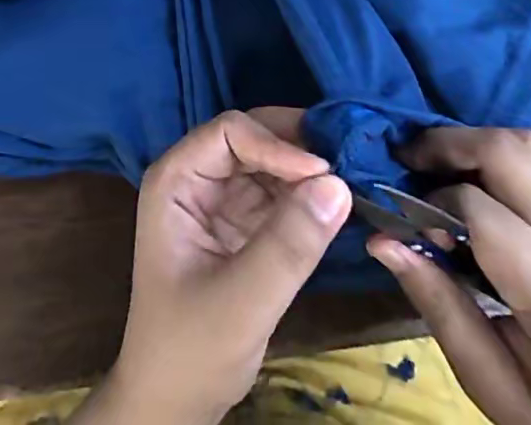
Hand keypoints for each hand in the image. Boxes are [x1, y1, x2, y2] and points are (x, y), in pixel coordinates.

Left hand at [74, 109, 351, 424]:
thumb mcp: (241, 301)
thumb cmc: (191, 349)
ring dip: (310, 167)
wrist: (177, 401)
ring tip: (354, 176)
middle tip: (349, 159)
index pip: (229, 133)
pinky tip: (341, 201)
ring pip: (272, 159)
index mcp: (176, 181)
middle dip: (298, 146)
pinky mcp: (246, 221)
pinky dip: (311, 193)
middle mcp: (198, 178)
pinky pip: (282, 190)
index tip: (322, 172)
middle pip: (252, 137)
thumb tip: (338, 185)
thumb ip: (288, 245)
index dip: (276, 144)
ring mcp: (222, 198)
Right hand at [367, 128, 530, 424]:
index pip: (481, 209)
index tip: (402, 219)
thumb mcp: (492, 383)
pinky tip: (487, 187)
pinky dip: (512, 161)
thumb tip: (380, 239)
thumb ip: (437, 302)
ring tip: (442, 166)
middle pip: (513, 154)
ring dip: (481, 144)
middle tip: (409, 160)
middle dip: (450, 144)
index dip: (430, 200)